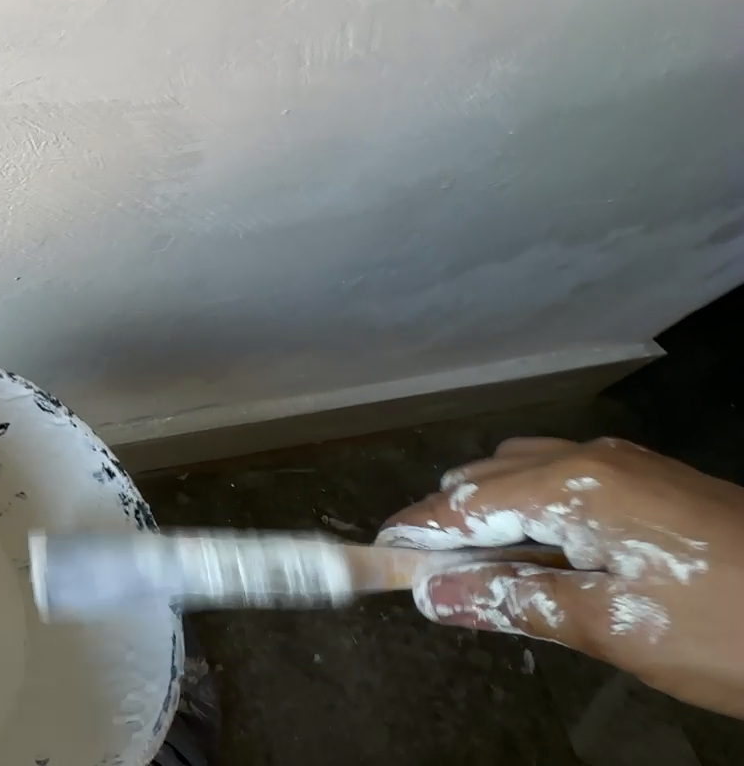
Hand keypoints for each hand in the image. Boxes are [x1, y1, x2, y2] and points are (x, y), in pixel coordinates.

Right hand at [379, 436, 743, 717]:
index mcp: (570, 485)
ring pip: (519, 472)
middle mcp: (586, 456)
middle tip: (444, 575)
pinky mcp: (655, 478)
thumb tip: (431, 595)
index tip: (380, 557)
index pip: (461, 503)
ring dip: (492, 512)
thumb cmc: (738, 630)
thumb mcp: (620, 629)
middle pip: (482, 478)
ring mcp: (625, 462)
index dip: (415, 531)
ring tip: (495, 564)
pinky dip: (533, 507)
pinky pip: (562, 477)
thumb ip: (515, 602)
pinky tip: (551, 548)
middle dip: (451, 521)